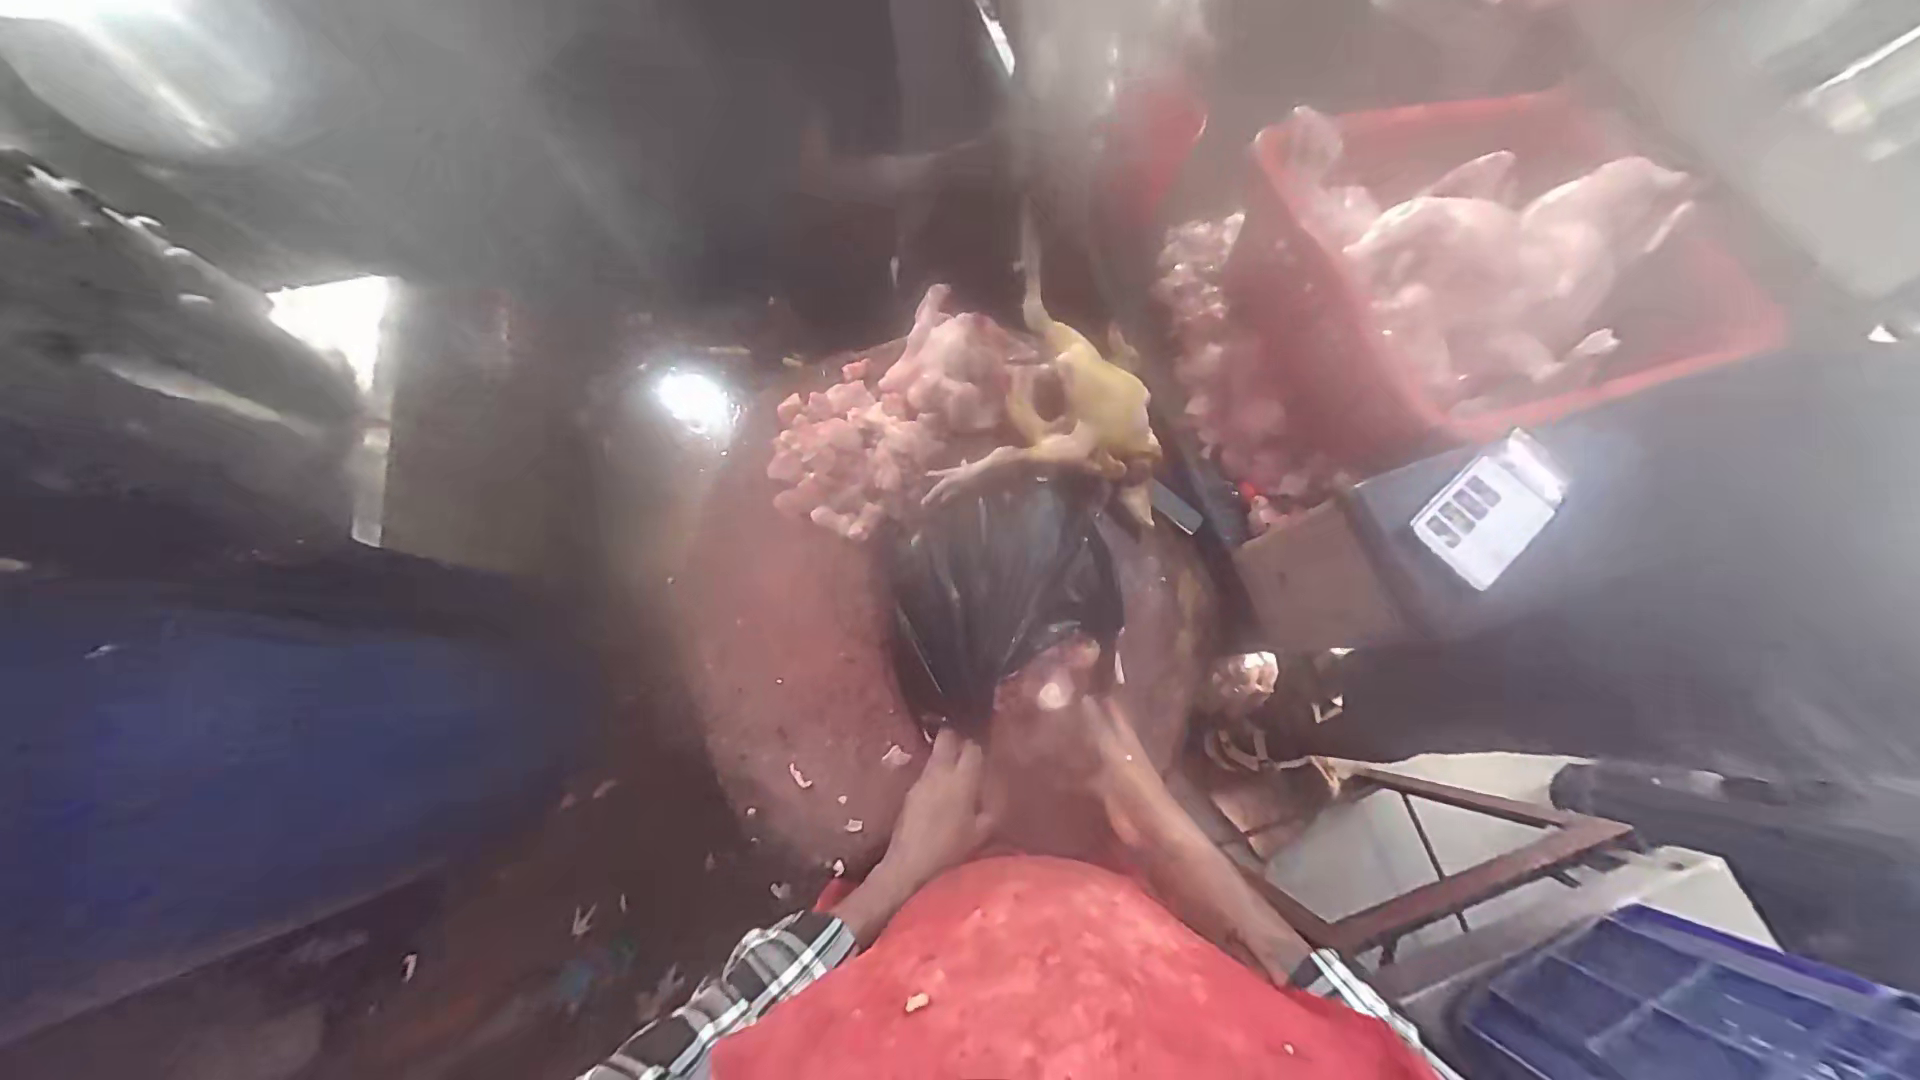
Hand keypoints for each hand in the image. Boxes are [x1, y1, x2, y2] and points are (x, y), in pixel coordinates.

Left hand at [876, 728, 995, 893]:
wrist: (909, 864)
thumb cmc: (950, 850)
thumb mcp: (981, 833)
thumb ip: (990, 808)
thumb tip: (994, 791)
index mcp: (962, 779)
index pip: (972, 747)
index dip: (980, 742)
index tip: (986, 743)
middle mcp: (940, 771)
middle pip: (947, 736)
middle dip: (958, 734)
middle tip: (968, 743)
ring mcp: (922, 778)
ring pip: (936, 753)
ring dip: (946, 753)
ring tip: (957, 765)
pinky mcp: (911, 789)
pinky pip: (928, 771)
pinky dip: (937, 771)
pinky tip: (942, 787)